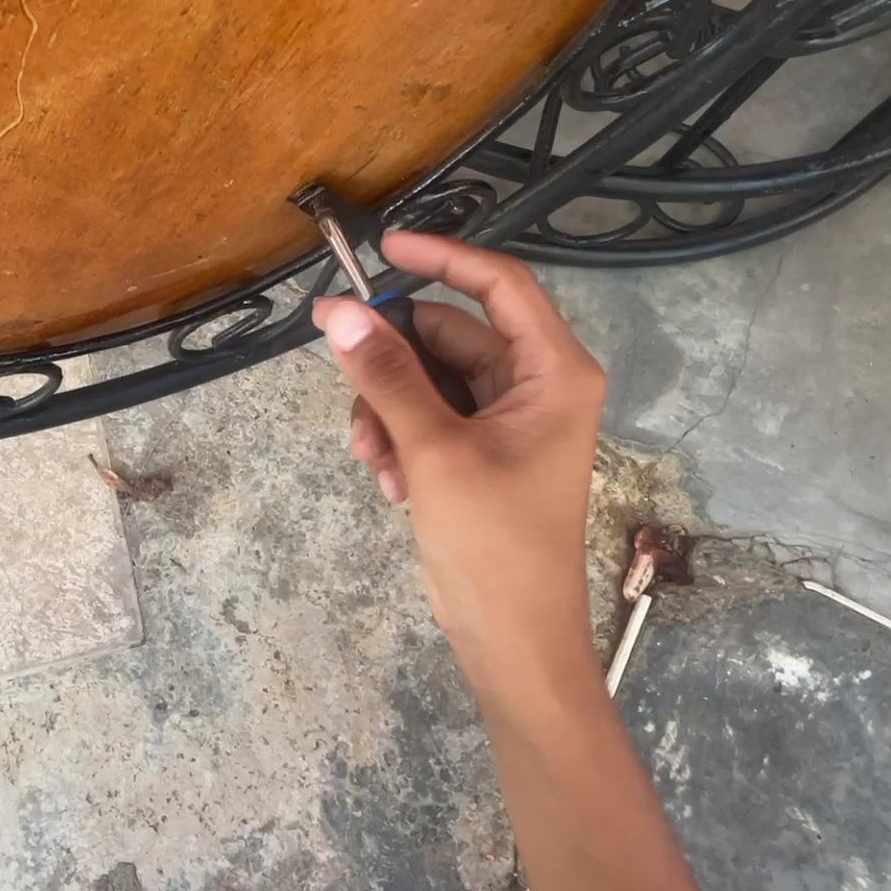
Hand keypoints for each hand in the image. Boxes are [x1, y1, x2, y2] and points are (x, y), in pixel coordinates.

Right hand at [311, 231, 605, 662]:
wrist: (510, 639)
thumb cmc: (493, 544)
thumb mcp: (433, 451)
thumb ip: (386, 377)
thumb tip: (338, 312)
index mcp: (552, 371)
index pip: (498, 285)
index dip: (441, 258)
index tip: (381, 251)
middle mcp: (533, 385)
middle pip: (447, 337)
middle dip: (393, 367)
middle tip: (345, 386)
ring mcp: (502, 419)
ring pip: (426, 380)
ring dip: (387, 411)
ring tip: (373, 460)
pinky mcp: (476, 450)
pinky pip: (424, 416)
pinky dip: (398, 438)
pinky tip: (389, 482)